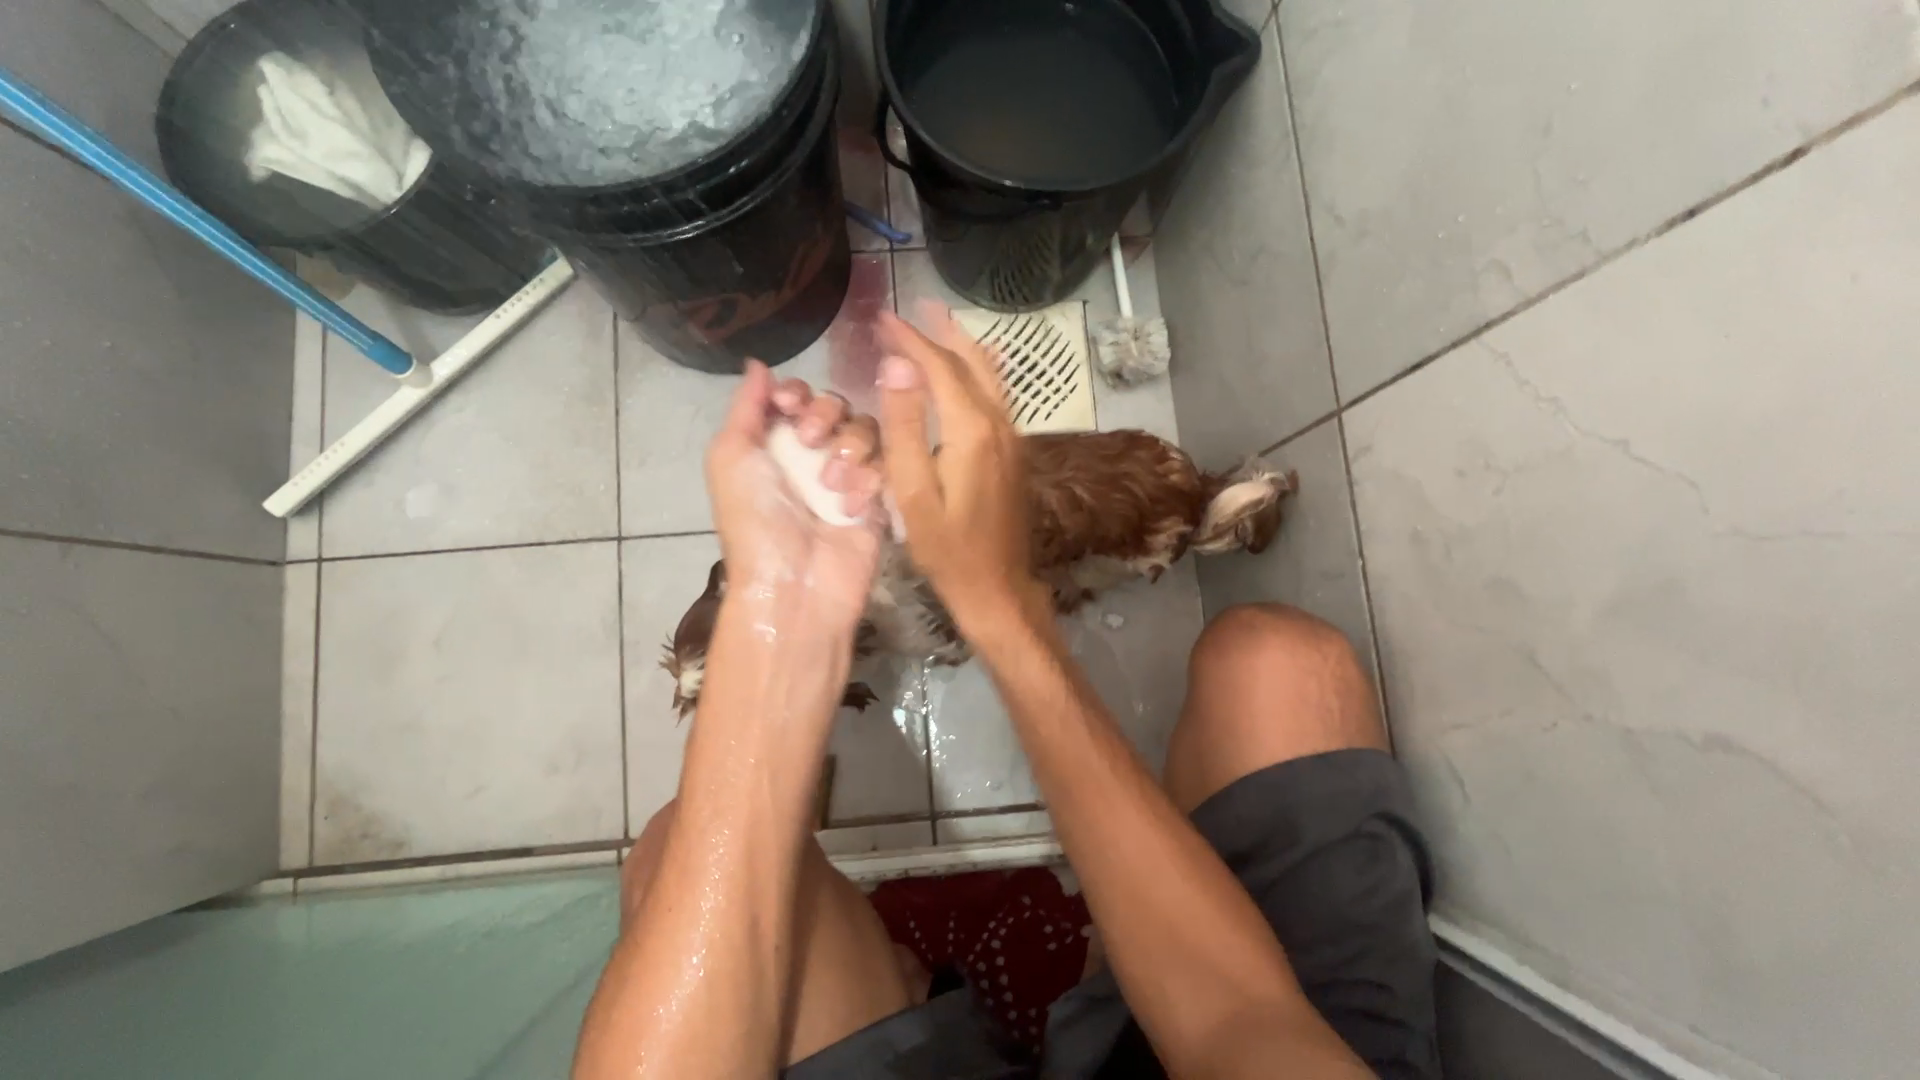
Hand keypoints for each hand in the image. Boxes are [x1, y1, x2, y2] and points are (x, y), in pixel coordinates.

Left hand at [705, 361, 884, 634]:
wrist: (795, 585)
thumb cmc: (755, 522)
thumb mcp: (731, 458)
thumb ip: (745, 407)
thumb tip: (758, 362)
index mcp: (775, 444)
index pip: (799, 397)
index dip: (798, 394)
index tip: (790, 405)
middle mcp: (814, 456)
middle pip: (838, 405)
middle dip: (826, 415)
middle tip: (810, 442)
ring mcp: (849, 478)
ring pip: (868, 431)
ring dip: (850, 448)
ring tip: (832, 484)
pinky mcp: (880, 501)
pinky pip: (890, 467)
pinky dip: (871, 481)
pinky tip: (852, 508)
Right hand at [874, 305, 1049, 633]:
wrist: (999, 588)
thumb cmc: (947, 550)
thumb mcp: (912, 493)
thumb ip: (905, 428)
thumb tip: (898, 368)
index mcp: (972, 430)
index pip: (938, 368)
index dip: (909, 340)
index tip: (882, 317)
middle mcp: (999, 425)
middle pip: (971, 362)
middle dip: (940, 332)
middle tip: (914, 308)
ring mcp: (1012, 439)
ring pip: (990, 376)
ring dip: (963, 347)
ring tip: (940, 324)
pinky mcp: (1014, 454)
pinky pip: (996, 396)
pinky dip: (978, 371)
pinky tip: (971, 370)